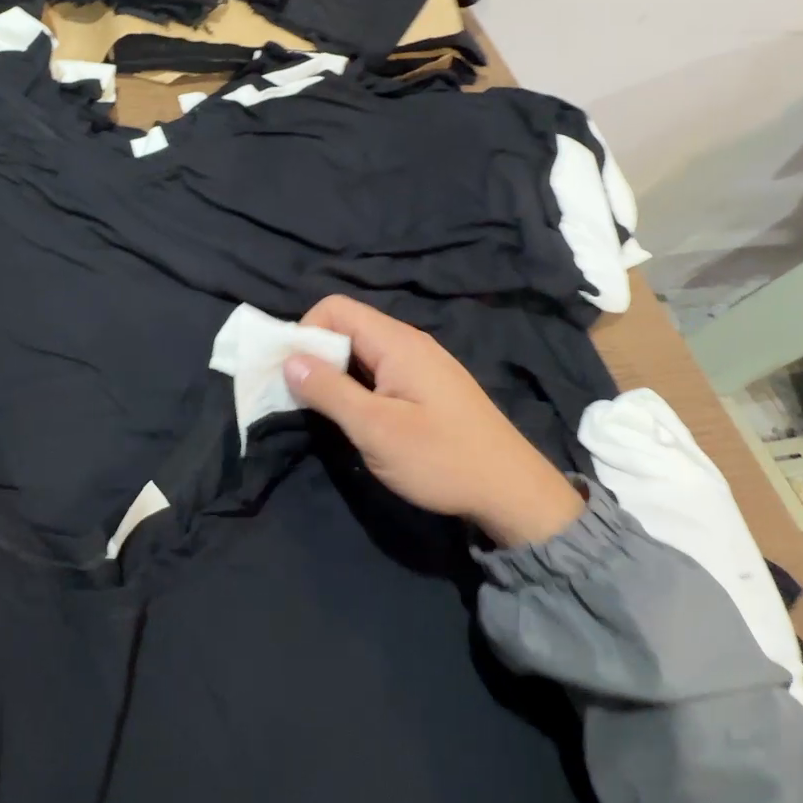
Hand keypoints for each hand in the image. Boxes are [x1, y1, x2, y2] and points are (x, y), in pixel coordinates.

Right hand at [283, 295, 583, 547]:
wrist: (512, 494)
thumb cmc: (440, 459)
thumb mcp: (375, 428)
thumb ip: (329, 391)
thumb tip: (289, 360)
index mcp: (397, 343)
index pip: (335, 308)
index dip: (304, 332)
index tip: (289, 373)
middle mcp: (410, 344)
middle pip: (347, 327)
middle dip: (315, 355)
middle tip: (299, 397)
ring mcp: (422, 366)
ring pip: (362, 353)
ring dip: (334, 375)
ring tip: (323, 412)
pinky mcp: (428, 389)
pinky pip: (380, 372)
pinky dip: (356, 387)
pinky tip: (356, 419)